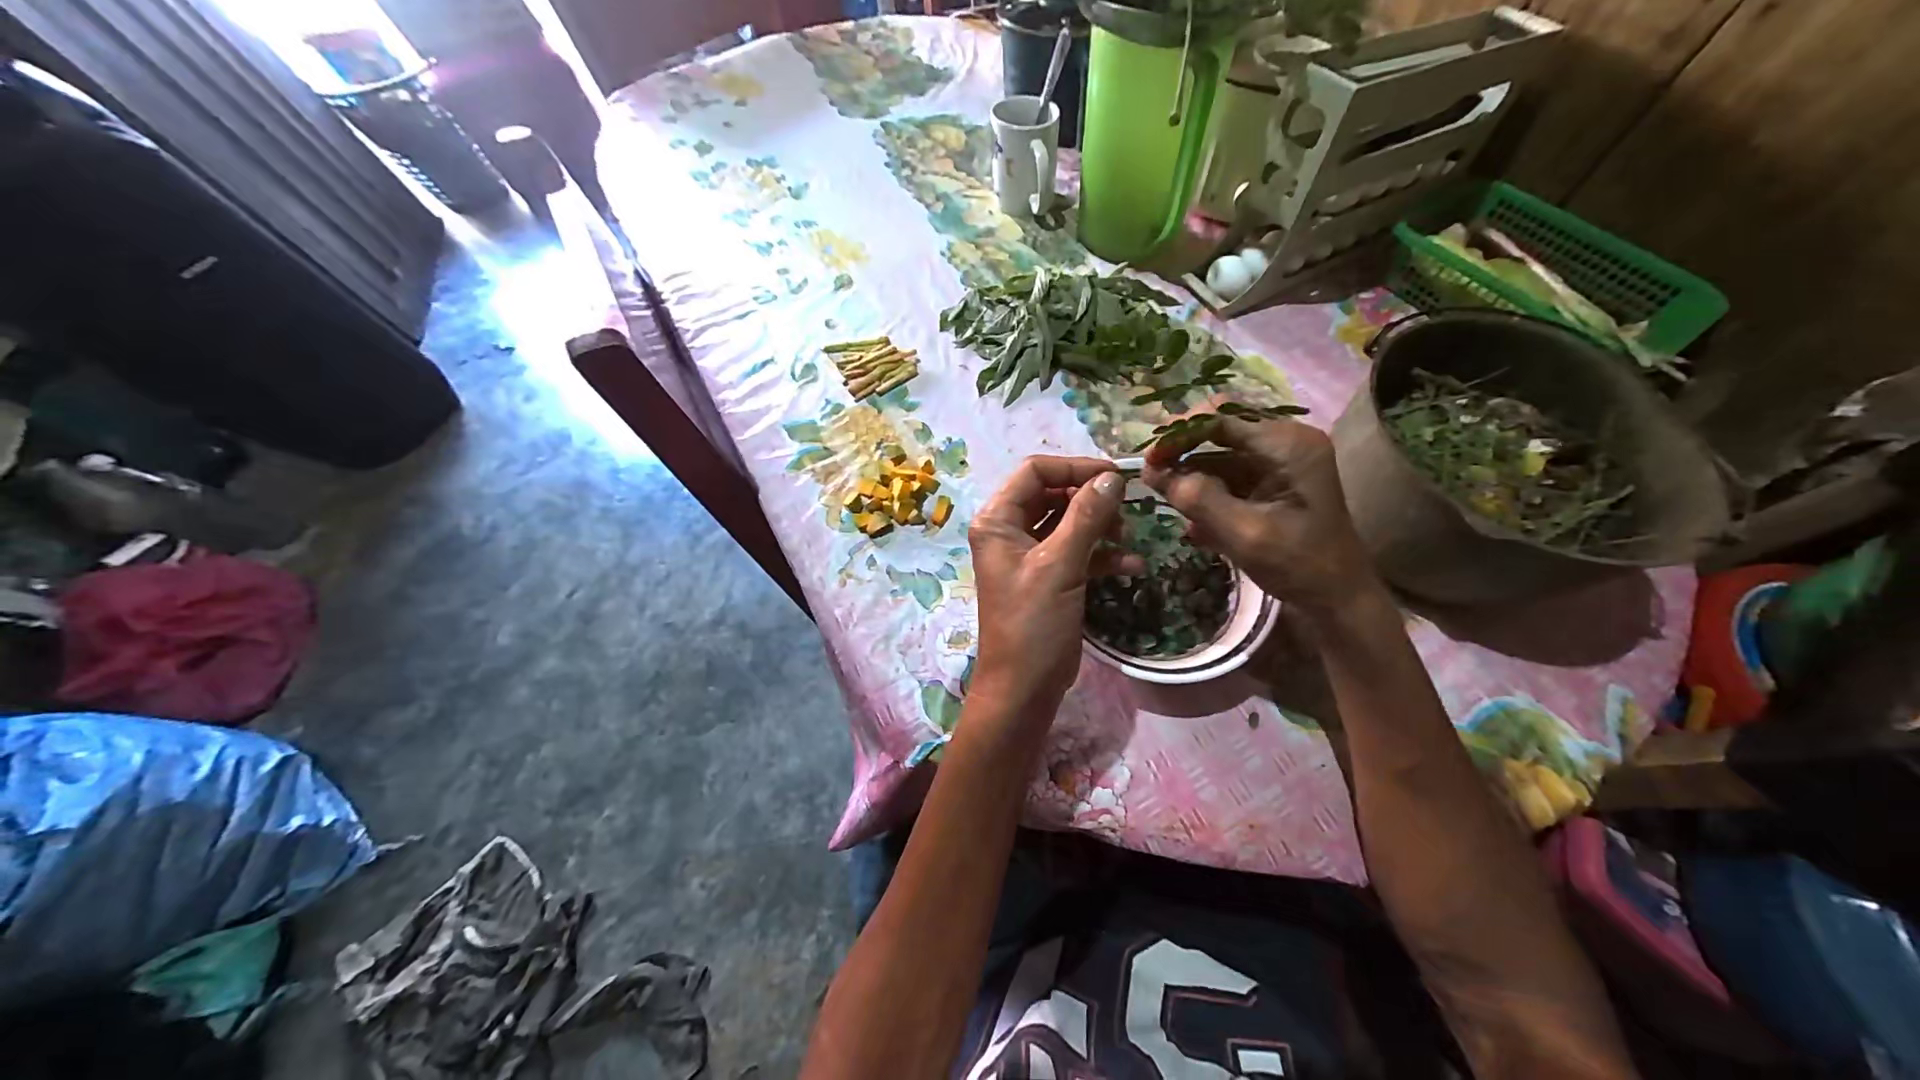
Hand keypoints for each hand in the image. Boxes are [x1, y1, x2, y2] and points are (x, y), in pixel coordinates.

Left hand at [969, 456, 1140, 712]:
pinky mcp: (1050, 578)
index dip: (1075, 466)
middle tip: (1127, 508)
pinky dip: (1102, 555)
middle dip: (1091, 498)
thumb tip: (1112, 477)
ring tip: (1128, 537)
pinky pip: (1077, 551)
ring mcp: (1029, 555)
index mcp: (997, 521)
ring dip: (1101, 526)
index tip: (1116, 476)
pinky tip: (1132, 567)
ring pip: (1069, 522)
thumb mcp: (1060, 566)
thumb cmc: (1032, 624)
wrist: (1023, 688)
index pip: (1035, 470)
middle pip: (1054, 493)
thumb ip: (1086, 516)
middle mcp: (1009, 531)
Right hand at [1142, 414, 1381, 620]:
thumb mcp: (1246, 534)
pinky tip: (1191, 521)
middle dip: (1182, 451)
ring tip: (1164, 497)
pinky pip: (1226, 474)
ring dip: (1189, 474)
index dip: (1180, 433)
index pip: (1221, 417)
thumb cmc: (1299, 564)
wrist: (1336, 598)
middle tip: (1151, 475)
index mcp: (1287, 444)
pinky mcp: (1269, 482)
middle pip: (1218, 430)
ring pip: (1218, 453)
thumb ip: (1200, 500)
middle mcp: (1284, 442)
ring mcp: (1277, 462)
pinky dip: (1204, 491)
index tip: (1150, 459)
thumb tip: (1154, 474)